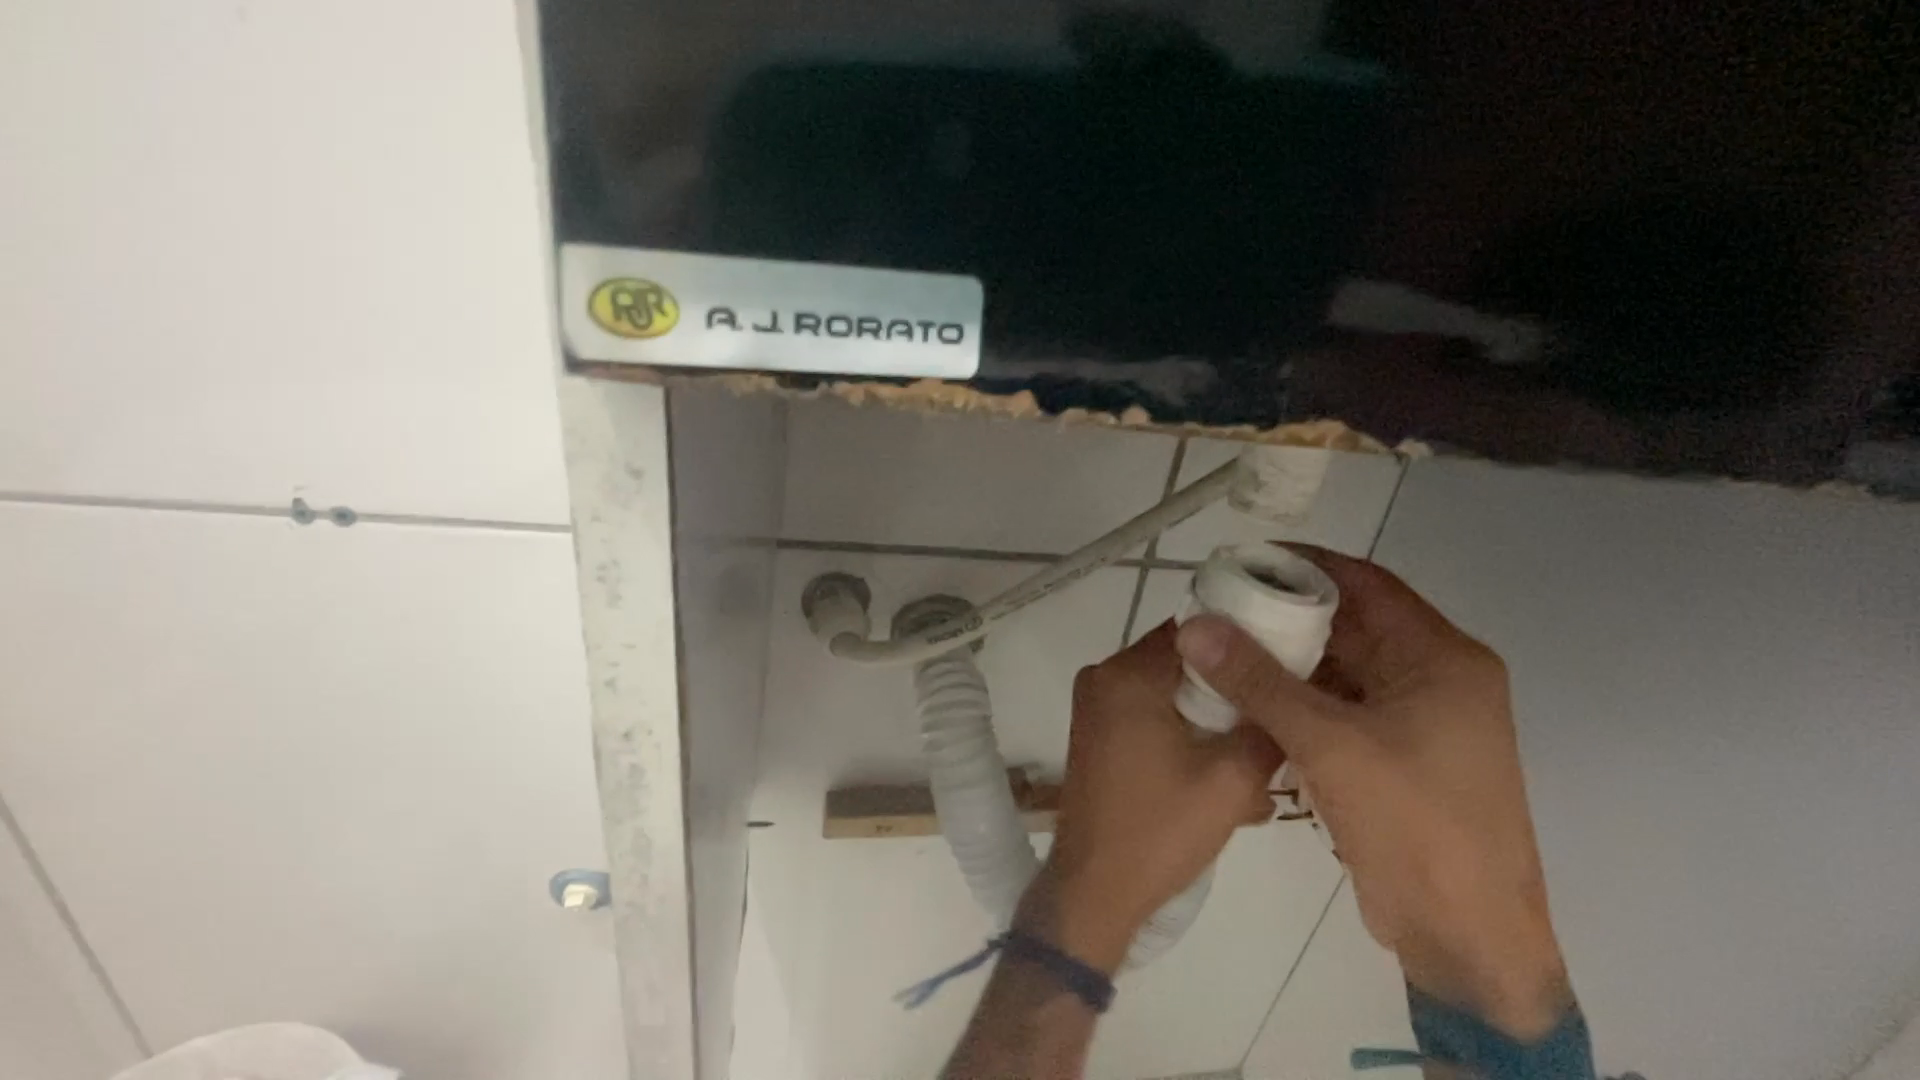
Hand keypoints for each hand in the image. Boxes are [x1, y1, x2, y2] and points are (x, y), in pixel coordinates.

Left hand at [1023, 622, 1282, 973]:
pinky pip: (1152, 712)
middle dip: (1231, 683)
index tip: (1288, 661)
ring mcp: (1096, 705)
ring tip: (1260, 749)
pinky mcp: (1099, 733)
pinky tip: (1224, 768)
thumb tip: (1297, 692)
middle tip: (1278, 709)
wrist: (1095, 891)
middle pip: (1184, 659)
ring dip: (1213, 713)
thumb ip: (1268, 725)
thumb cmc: (1160, 831)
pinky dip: (1186, 730)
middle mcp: (1104, 676)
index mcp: (1127, 674)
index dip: (1246, 640)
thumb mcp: (1232, 780)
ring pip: (1171, 689)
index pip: (1199, 629)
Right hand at [1175, 546, 1572, 1038]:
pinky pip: (1340, 709)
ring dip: (1287, 661)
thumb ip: (1257, 681)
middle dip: (1286, 616)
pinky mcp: (1396, 757)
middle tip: (1218, 609)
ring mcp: (1417, 721)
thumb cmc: (1413, 826)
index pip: (1366, 584)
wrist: (1465, 939)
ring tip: (1219, 650)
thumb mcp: (1328, 744)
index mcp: (1441, 659)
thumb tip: (1192, 626)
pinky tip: (1245, 701)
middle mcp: (1435, 678)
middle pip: (1352, 626)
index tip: (1242, 562)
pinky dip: (1297, 701)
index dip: (1304, 566)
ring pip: (1342, 670)